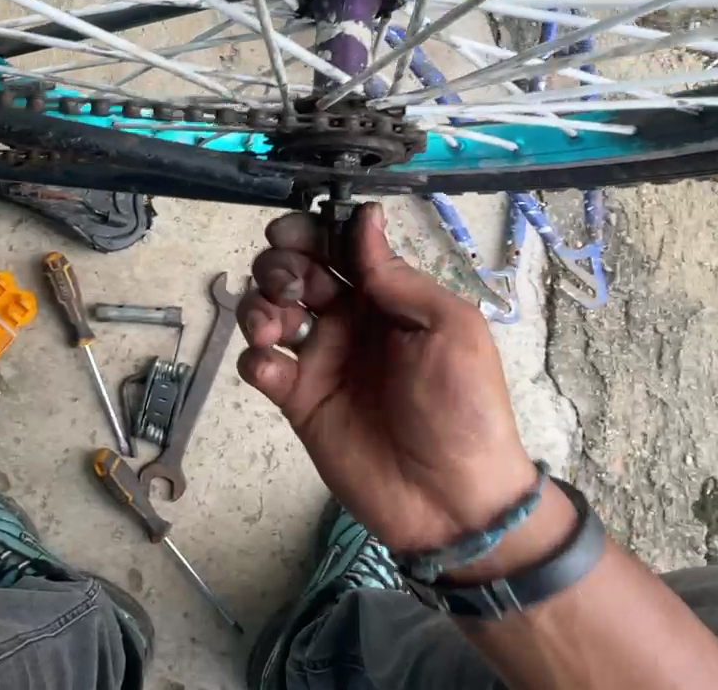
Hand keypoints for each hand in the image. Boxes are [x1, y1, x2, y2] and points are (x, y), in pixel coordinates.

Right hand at [236, 203, 539, 553]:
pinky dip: (255, 356)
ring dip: (259, 306)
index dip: (308, 232)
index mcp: (384, 298)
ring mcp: (318, 358)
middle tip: (292, 288)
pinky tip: (275, 367)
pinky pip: (259, 364)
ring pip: (266, 310)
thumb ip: (399, 277)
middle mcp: (345, 320)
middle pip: (292, 271)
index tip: (289, 233)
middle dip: (279, 266)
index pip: (336, 248)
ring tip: (275, 329)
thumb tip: (365, 216)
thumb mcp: (450, 330)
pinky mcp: (296, 398)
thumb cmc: (462, 408)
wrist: (453, 502)